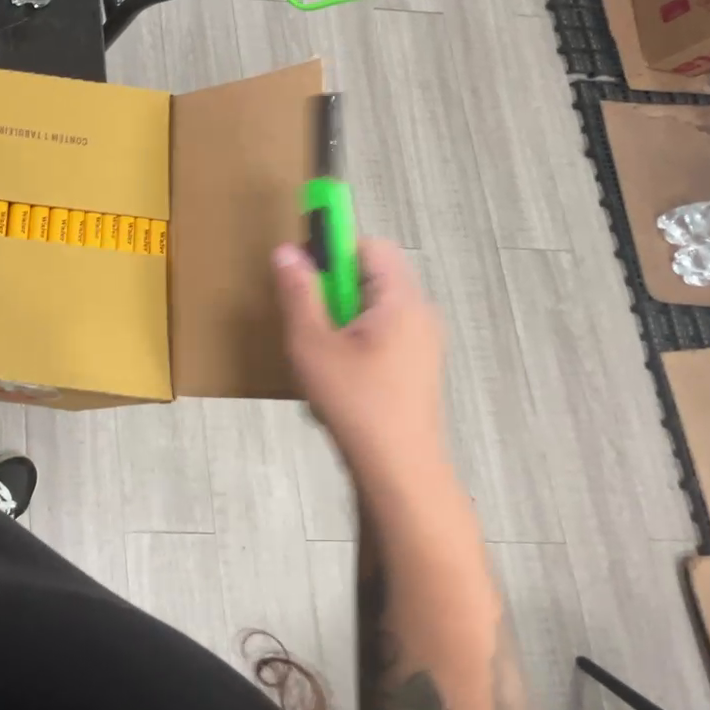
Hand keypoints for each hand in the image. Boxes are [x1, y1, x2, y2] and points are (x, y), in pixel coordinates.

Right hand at [272, 237, 446, 477]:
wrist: (397, 465)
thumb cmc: (354, 399)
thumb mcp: (312, 342)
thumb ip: (299, 292)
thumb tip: (287, 250)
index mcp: (400, 301)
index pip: (371, 245)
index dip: (334, 245)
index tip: (302, 264)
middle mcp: (419, 313)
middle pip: (373, 272)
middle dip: (332, 282)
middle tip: (304, 313)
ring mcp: (422, 340)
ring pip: (373, 303)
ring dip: (339, 310)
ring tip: (316, 345)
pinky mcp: (416, 363)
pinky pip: (380, 328)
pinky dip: (352, 333)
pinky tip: (334, 368)